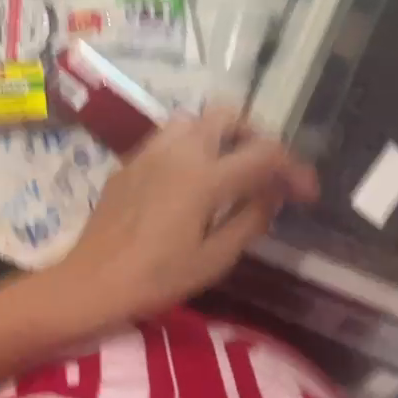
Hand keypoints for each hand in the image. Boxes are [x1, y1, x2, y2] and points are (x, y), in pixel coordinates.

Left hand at [54, 107, 318, 322]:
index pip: (265, 152)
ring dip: (218, 135)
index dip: (294, 169)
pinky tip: (190, 182)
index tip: (305, 194)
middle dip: (256, 135)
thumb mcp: (215, 258)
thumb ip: (251, 219)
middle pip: (226, 115)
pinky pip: (164, 140)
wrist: (91, 282)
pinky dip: (188, 148)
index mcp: (204, 177)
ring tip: (229, 170)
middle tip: (266, 170)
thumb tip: (272, 193)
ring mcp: (146, 154)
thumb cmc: (156, 278)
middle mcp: (175, 153)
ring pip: (191, 121)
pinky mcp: (126, 165)